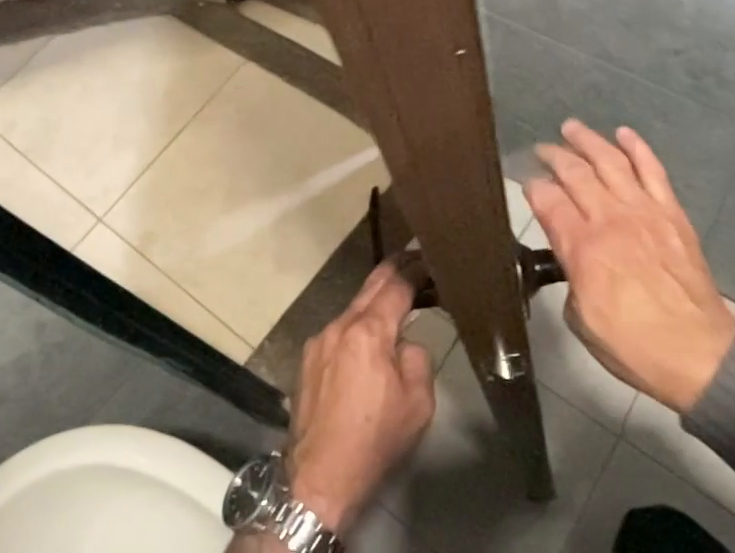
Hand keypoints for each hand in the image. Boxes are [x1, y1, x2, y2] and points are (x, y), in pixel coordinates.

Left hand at [286, 259, 436, 530]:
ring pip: (351, 312)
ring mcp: (317, 343)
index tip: (428, 257)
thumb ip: (416, 357)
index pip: (395, 286)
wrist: (319, 479)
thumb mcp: (417, 402)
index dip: (414, 269)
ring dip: (373, 304)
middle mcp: (338, 327)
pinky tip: (367, 344)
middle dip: (393, 272)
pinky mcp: (306, 362)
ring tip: (395, 304)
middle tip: (413, 258)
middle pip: (369, 288)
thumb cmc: (375, 440)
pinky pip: (338, 334)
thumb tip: (403, 343)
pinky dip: (356, 329)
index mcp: (367, 332)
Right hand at [526, 119, 734, 412]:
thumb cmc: (632, 345)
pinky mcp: (671, 213)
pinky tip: (624, 133)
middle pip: (575, 173)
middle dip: (554, 156)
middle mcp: (610, 219)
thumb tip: (570, 260)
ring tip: (572, 127)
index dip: (533, 186)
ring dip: (589, 141)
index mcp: (582, 248)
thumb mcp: (581, 319)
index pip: (548, 201)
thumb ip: (570, 279)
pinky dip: (637, 147)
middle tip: (542, 149)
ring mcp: (644, 211)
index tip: (526, 181)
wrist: (697, 353)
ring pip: (610, 161)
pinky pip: (652, 169)